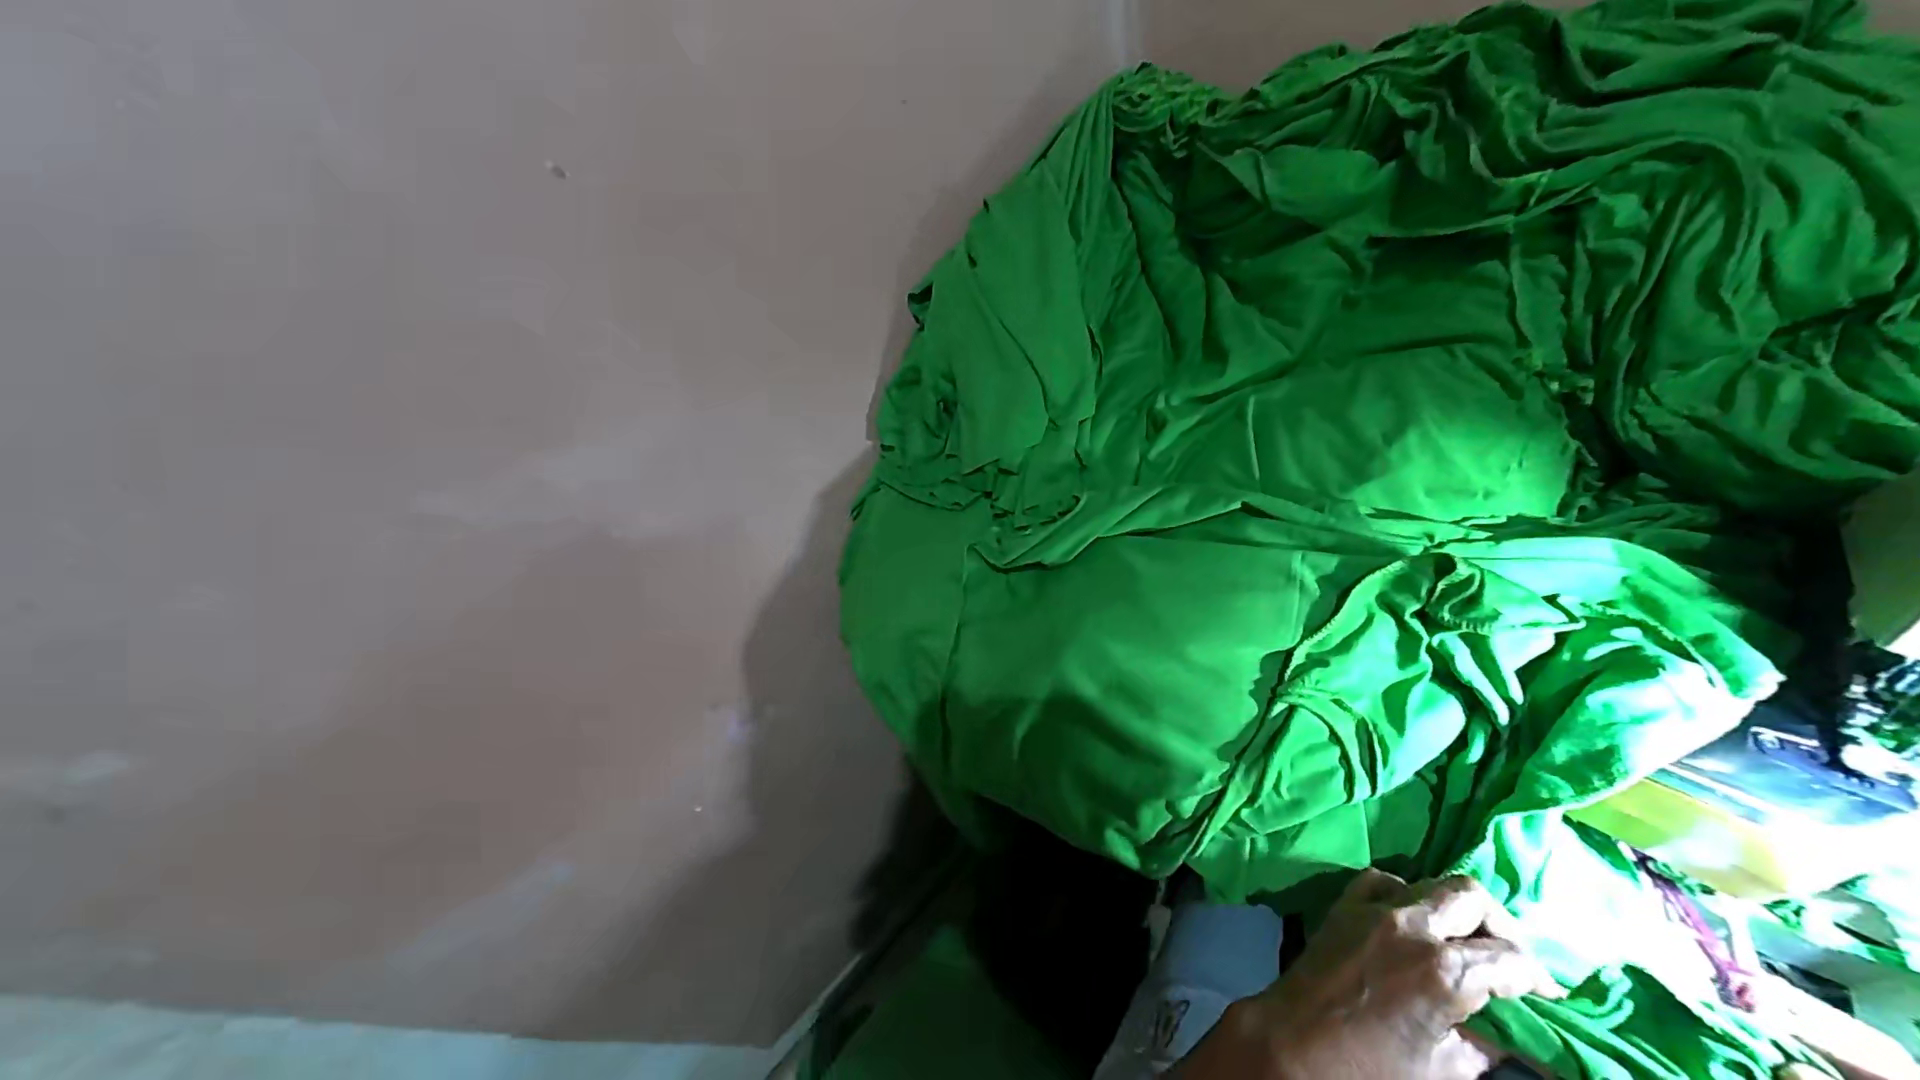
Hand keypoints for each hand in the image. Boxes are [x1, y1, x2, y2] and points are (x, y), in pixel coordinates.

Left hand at [1173, 870, 1562, 1079]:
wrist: (1293, 1043)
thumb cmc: (1371, 1067)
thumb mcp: (1447, 1068)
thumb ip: (1488, 1042)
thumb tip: (1519, 1032)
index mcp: (1444, 970)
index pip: (1511, 957)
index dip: (1538, 977)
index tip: (1547, 996)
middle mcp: (1411, 925)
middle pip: (1471, 896)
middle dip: (1502, 925)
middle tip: (1510, 958)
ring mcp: (1372, 908)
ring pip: (1429, 882)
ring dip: (1456, 907)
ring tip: (1466, 939)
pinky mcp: (1343, 905)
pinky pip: (1383, 881)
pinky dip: (1406, 894)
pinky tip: (1413, 920)